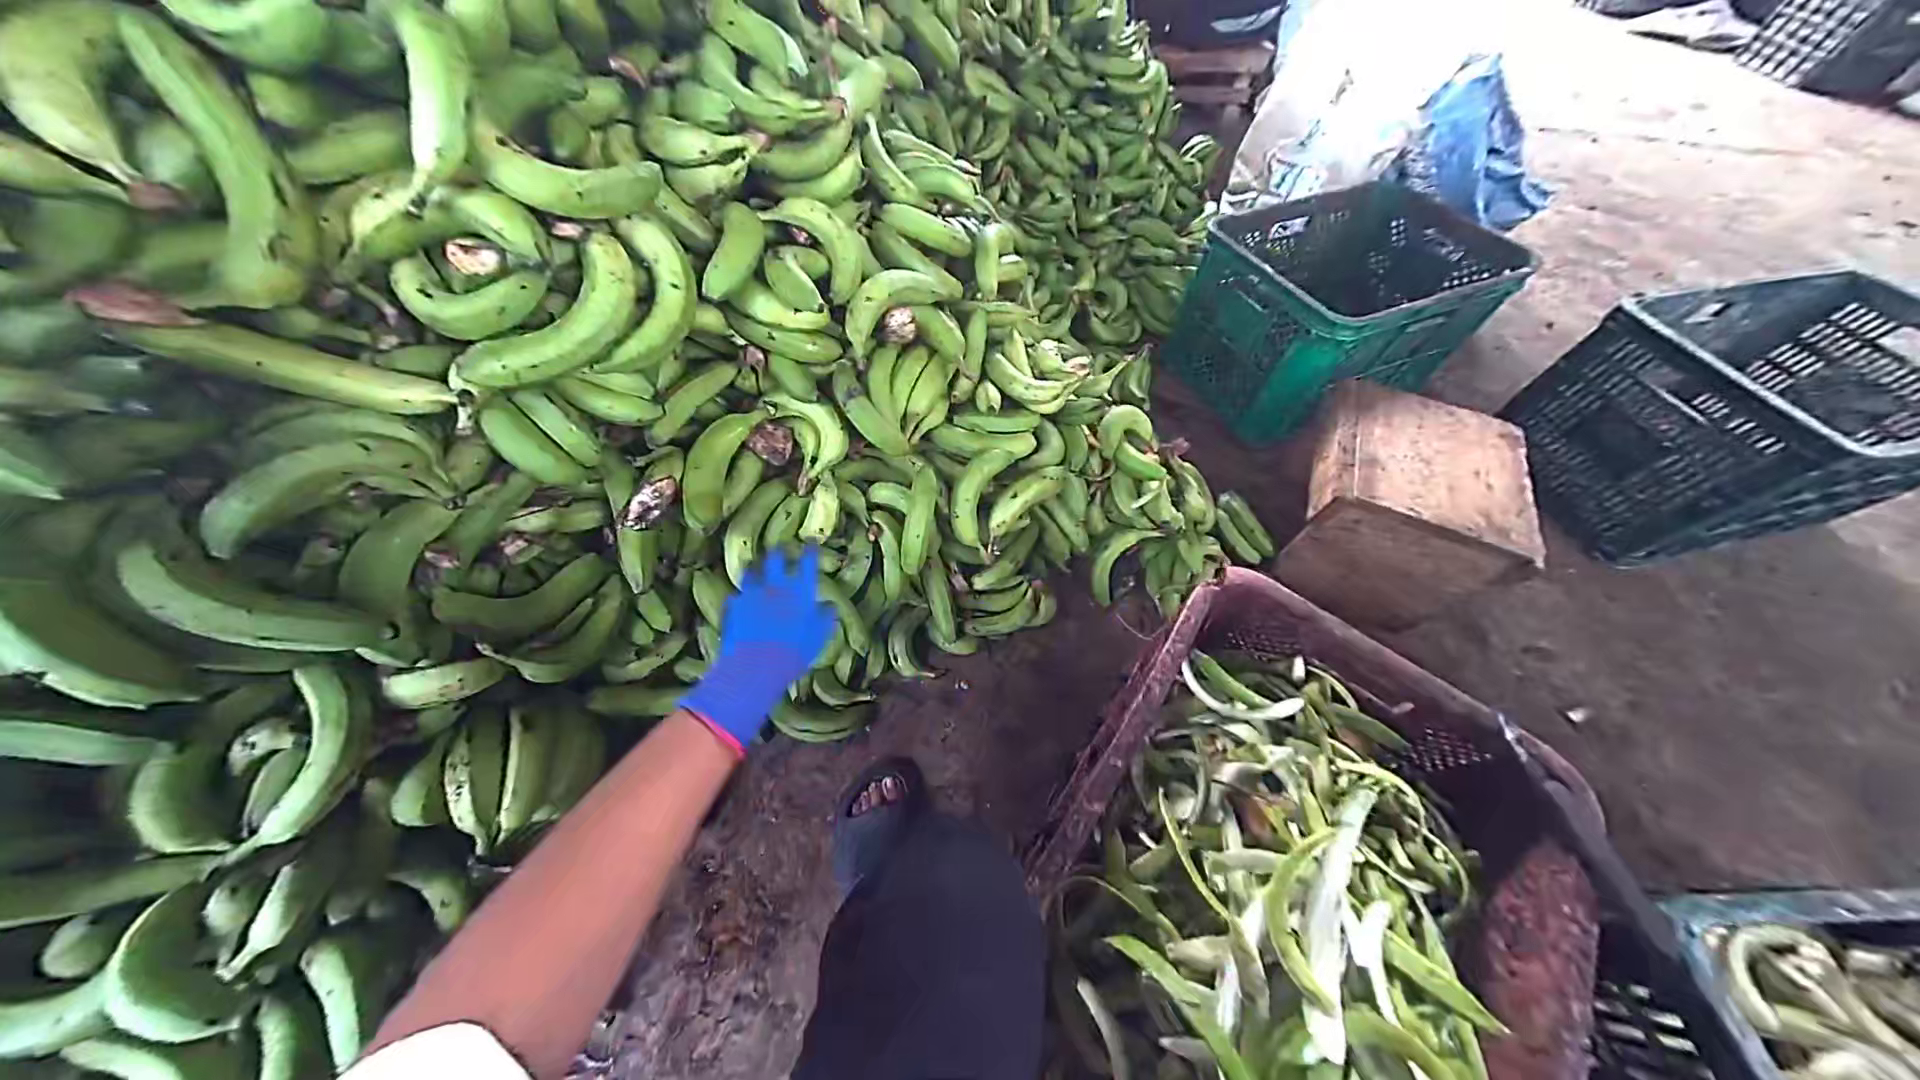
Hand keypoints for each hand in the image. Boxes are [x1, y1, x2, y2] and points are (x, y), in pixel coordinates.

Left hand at [680, 546, 836, 754]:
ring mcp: (752, 594)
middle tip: (780, 547)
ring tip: (757, 566)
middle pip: (776, 560)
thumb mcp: (819, 637)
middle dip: (779, 552)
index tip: (810, 542)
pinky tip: (741, 599)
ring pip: (753, 573)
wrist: (756, 666)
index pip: (807, 564)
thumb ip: (825, 618)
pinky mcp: (734, 607)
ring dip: (757, 569)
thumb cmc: (794, 652)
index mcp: (800, 592)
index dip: (810, 551)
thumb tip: (829, 606)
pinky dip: (742, 596)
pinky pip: (738, 596)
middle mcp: (776, 587)